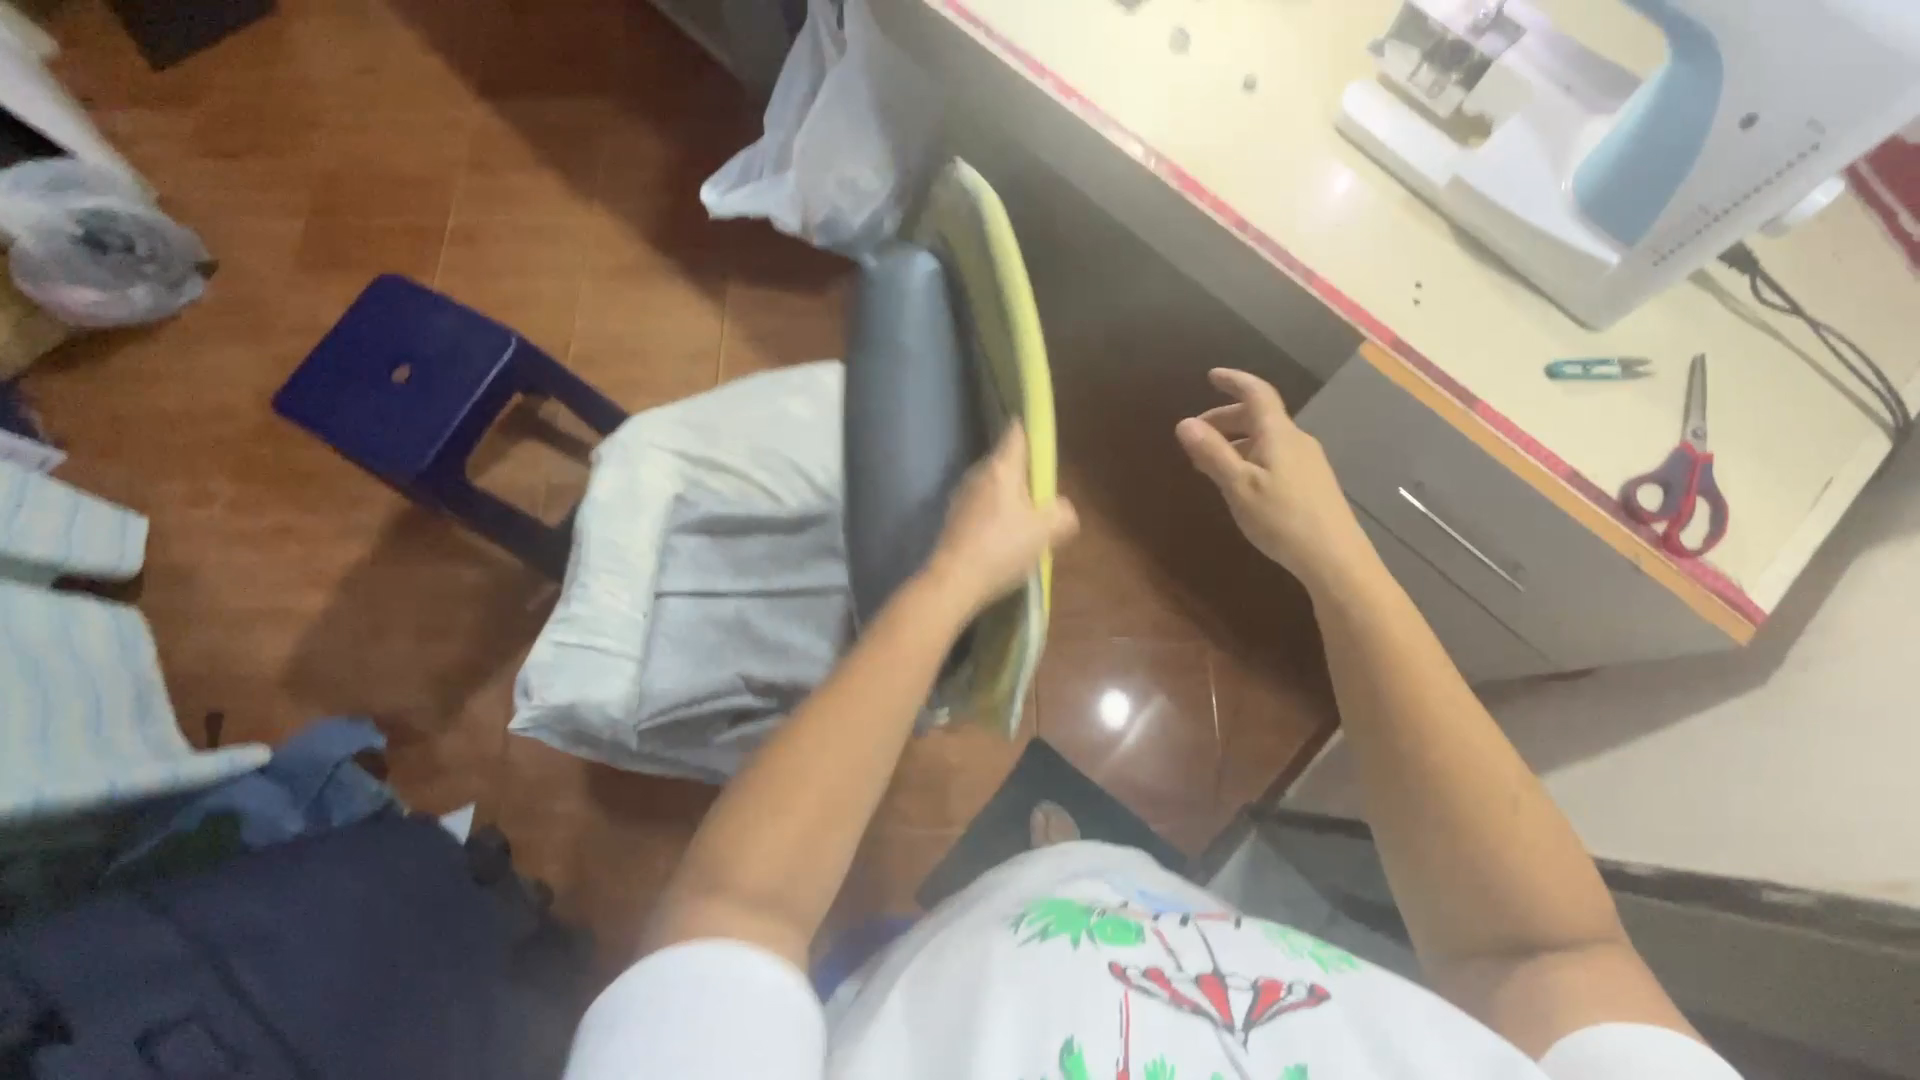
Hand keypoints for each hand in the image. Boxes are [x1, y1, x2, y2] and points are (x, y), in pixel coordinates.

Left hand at [923, 421, 1079, 616]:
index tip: (1033, 428)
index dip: (1026, 429)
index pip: (1015, 435)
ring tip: (1023, 521)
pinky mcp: (952, 521)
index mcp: (1002, 469)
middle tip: (1040, 494)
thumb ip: (1061, 514)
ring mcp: (960, 497)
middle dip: (1021, 474)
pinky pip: (980, 509)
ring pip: (991, 487)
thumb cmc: (1002, 548)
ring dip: (1006, 498)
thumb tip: (1061, 509)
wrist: (954, 581)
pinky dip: (992, 516)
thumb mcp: (1046, 532)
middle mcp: (977, 475)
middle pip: (1004, 463)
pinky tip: (1001, 539)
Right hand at [1175, 368, 1373, 592]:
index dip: (1234, 381)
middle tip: (1196, 435)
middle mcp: (1296, 440)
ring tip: (1210, 463)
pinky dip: (1251, 457)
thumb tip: (1184, 423)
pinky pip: (1275, 456)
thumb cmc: (1282, 519)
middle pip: (1259, 416)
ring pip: (1266, 439)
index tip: (1211, 376)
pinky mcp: (1312, 483)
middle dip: (1225, 419)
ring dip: (1236, 442)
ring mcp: (1307, 462)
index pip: (1256, 393)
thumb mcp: (1238, 487)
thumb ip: (1212, 453)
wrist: (1335, 558)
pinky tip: (1240, 482)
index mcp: (1278, 434)